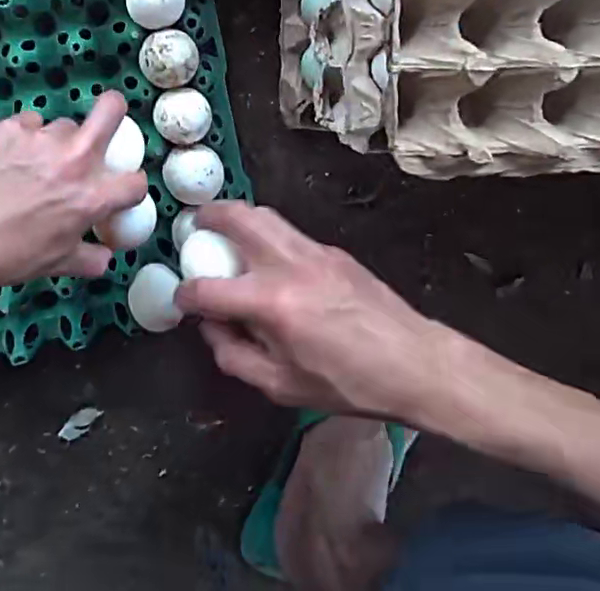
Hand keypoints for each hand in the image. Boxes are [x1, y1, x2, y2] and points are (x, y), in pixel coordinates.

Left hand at [0, 90, 147, 290]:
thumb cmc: (8, 257)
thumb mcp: (57, 265)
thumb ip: (89, 258)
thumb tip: (104, 255)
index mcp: (91, 197)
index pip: (135, 182)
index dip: (131, 187)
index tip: (119, 190)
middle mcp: (74, 160)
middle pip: (111, 110)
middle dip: (114, 110)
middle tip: (103, 125)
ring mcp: (42, 139)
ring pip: (62, 125)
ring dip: (57, 141)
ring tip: (34, 163)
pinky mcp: (11, 128)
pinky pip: (28, 125)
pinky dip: (23, 138)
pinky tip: (6, 159)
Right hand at [174, 203, 472, 423]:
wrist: (416, 363)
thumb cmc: (349, 383)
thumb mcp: (282, 386)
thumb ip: (235, 356)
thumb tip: (212, 328)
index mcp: (272, 305)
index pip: (208, 290)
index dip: (185, 296)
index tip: (183, 301)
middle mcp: (288, 266)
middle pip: (236, 218)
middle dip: (207, 216)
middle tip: (195, 225)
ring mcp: (313, 251)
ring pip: (263, 214)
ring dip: (237, 216)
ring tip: (226, 230)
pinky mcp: (332, 250)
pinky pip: (288, 232)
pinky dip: (267, 234)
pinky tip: (271, 259)